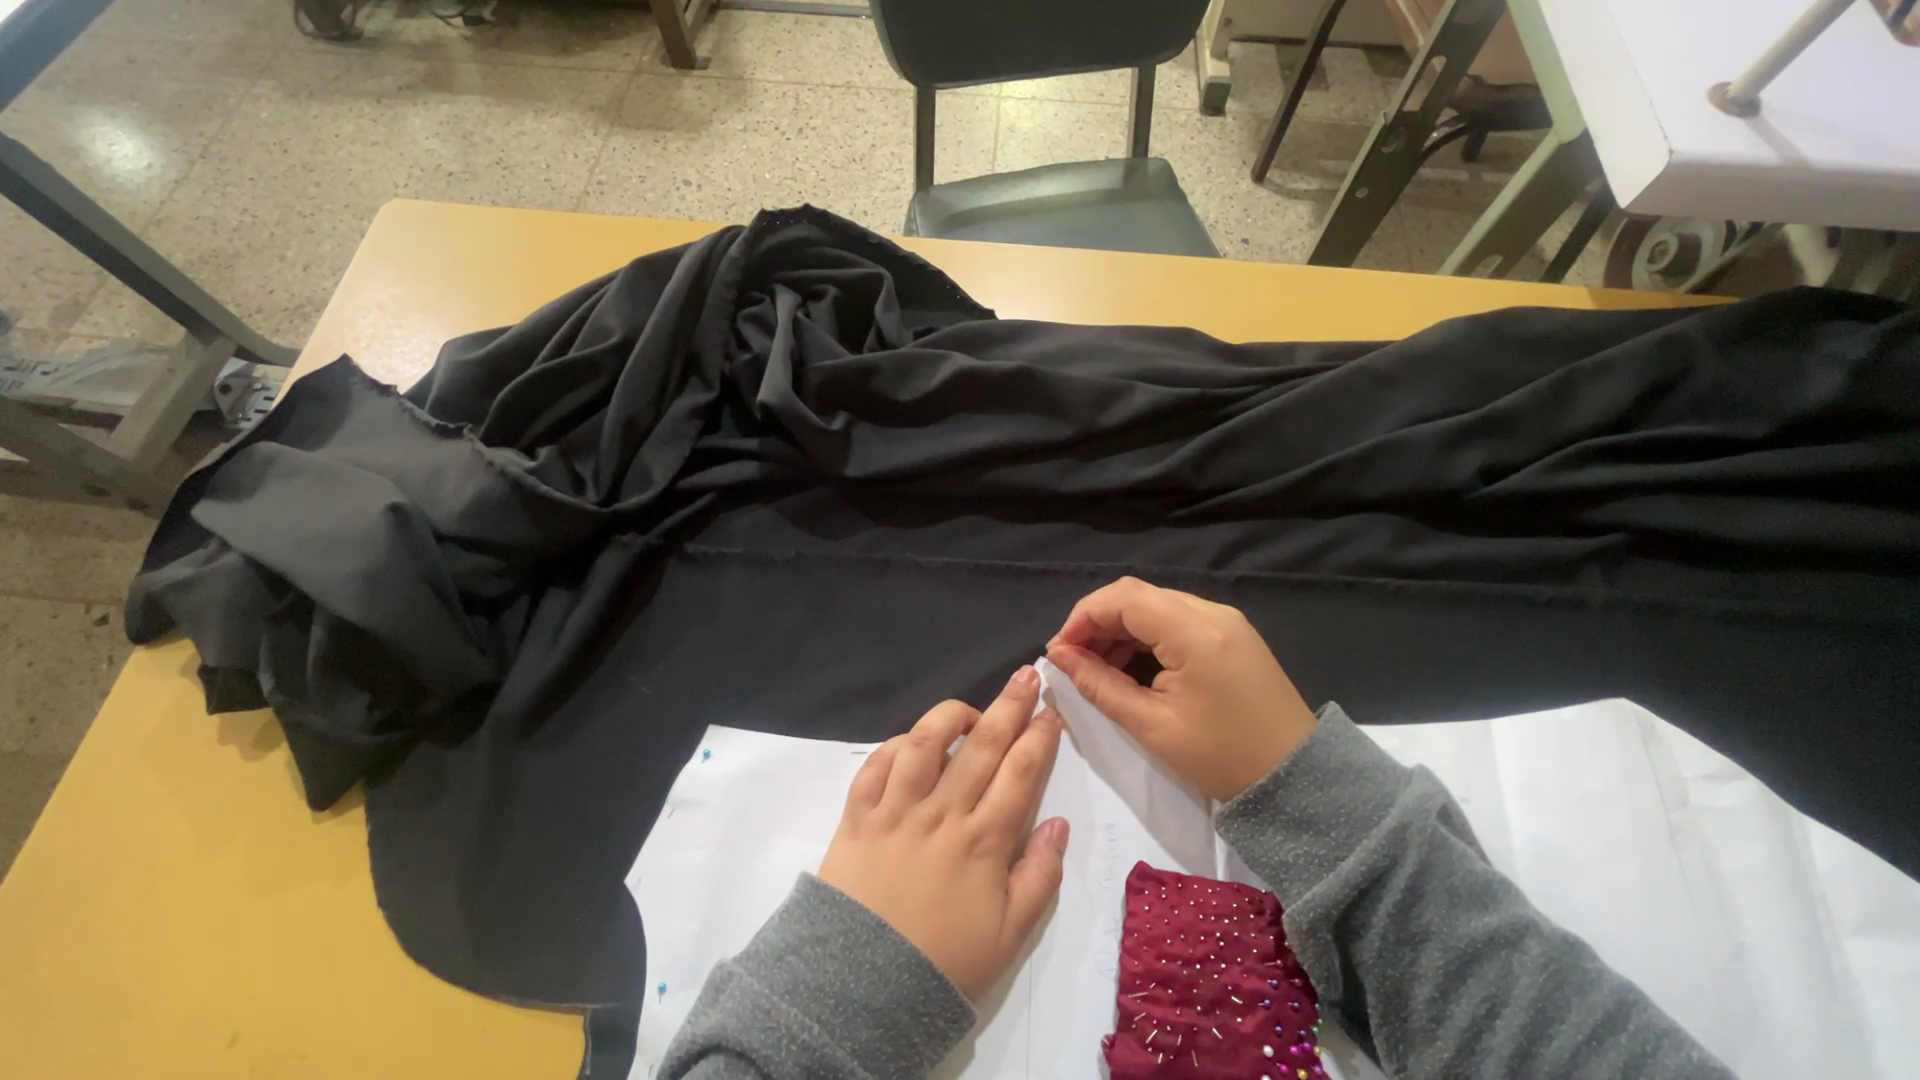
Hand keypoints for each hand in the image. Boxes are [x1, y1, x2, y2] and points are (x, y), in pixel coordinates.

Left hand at [817, 666, 1069, 1000]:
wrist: (861, 990)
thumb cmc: (945, 963)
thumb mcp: (1011, 935)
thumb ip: (1040, 876)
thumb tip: (1058, 823)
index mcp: (984, 840)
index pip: (1020, 772)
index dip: (1039, 737)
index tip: (1052, 711)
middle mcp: (942, 813)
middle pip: (981, 746)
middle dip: (1009, 706)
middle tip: (1027, 675)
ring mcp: (895, 811)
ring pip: (923, 743)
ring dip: (949, 716)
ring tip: (969, 708)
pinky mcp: (857, 817)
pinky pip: (874, 767)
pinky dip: (893, 747)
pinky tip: (909, 742)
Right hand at [1045, 577, 1315, 801]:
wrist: (1295, 778)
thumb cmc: (1221, 757)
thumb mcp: (1151, 725)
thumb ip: (1100, 684)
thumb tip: (1059, 656)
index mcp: (1194, 630)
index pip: (1122, 598)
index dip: (1081, 617)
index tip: (1058, 652)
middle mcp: (1211, 612)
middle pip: (1137, 595)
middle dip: (1096, 621)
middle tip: (1071, 659)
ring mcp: (1225, 620)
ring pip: (1155, 604)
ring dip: (1119, 627)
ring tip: (1095, 665)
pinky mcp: (1232, 634)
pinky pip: (1176, 618)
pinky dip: (1146, 634)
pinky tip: (1129, 662)